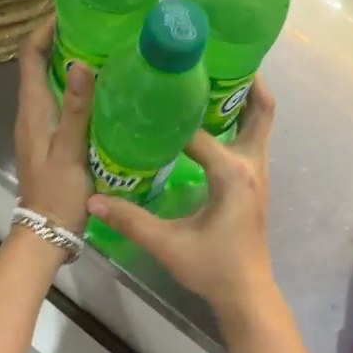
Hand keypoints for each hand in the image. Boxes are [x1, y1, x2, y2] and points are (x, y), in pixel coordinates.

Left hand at [13, 18, 95, 233]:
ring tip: (105, 53)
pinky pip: (60, 105)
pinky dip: (76, 91)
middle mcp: (30, 114)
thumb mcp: (70, 149)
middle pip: (39, 65)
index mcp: (31, 110)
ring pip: (50, 85)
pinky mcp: (50, 142)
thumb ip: (75, 107)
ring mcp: (39, 129)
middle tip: (99, 29)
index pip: (29, 55)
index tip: (71, 13)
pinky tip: (102, 94)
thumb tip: (79, 62)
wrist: (48, 234)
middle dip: (63, 43)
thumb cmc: (59, 193)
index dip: (44, 29)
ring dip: (71, 66)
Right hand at [87, 79, 277, 318]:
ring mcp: (258, 175)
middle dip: (240, 80)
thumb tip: (92, 200)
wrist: (246, 294)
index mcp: (231, 172)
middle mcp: (251, 165)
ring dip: (240, 100)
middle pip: (259, 107)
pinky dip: (237, 124)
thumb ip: (129, 220)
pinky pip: (251, 141)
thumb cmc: (212, 268)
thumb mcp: (167, 244)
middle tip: (208, 59)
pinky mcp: (255, 186)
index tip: (152, 85)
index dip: (175, 107)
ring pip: (259, 122)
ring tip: (206, 81)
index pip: (199, 128)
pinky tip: (208, 125)